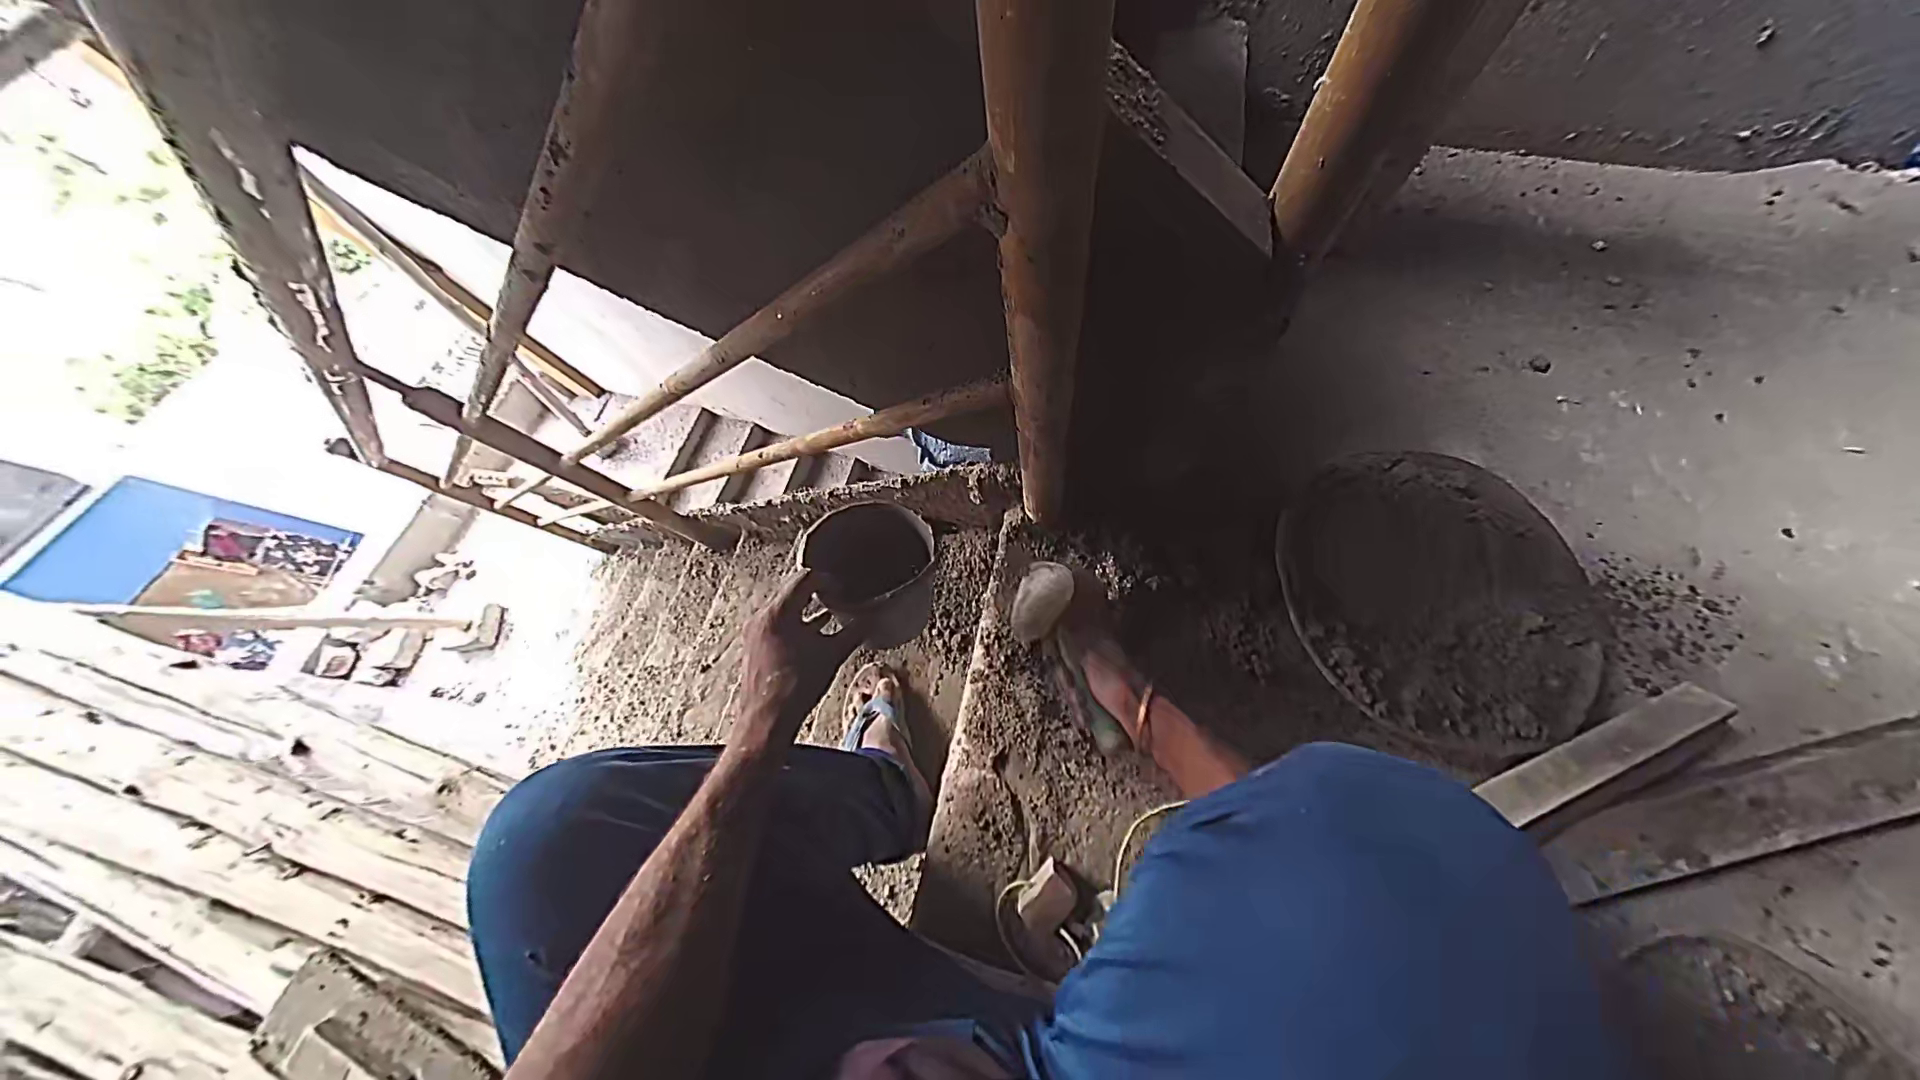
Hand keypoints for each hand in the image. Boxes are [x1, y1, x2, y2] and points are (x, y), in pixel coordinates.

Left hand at [733, 569, 865, 750]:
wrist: (767, 721)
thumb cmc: (795, 689)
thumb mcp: (832, 655)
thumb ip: (854, 631)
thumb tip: (871, 619)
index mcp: (778, 613)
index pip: (804, 578)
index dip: (827, 581)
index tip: (842, 590)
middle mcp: (762, 618)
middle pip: (792, 590)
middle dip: (817, 593)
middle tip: (838, 599)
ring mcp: (756, 632)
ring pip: (785, 607)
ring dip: (807, 608)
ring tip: (830, 615)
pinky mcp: (756, 645)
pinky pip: (778, 623)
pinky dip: (796, 623)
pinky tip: (813, 634)